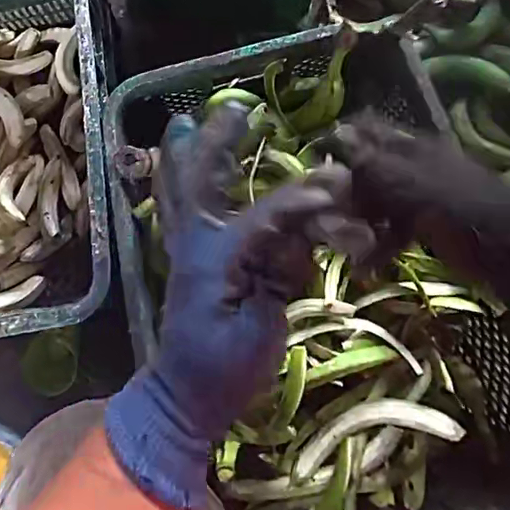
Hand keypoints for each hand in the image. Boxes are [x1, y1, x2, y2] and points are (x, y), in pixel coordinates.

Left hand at [105, 106, 347, 509]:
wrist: (183, 397)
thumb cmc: (222, 369)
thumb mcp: (261, 328)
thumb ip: (282, 275)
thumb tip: (312, 232)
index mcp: (214, 258)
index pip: (263, 218)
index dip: (300, 200)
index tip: (335, 184)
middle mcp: (194, 241)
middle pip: (200, 180)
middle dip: (217, 143)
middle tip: (236, 112)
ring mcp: (184, 247)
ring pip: (178, 190)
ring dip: (183, 155)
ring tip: (184, 124)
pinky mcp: (185, 258)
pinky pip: (176, 209)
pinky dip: (174, 182)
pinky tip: (177, 162)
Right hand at [331, 116, 509, 325]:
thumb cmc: (476, 216)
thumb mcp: (423, 188)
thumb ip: (380, 166)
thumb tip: (337, 136)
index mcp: (413, 148)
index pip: (366, 131)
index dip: (338, 145)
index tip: (313, 174)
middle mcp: (413, 166)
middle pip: (366, 169)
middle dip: (343, 190)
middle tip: (321, 216)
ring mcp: (421, 197)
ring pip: (376, 201)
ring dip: (357, 220)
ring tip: (342, 244)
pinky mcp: (428, 225)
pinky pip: (392, 227)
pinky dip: (378, 242)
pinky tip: (368, 263)